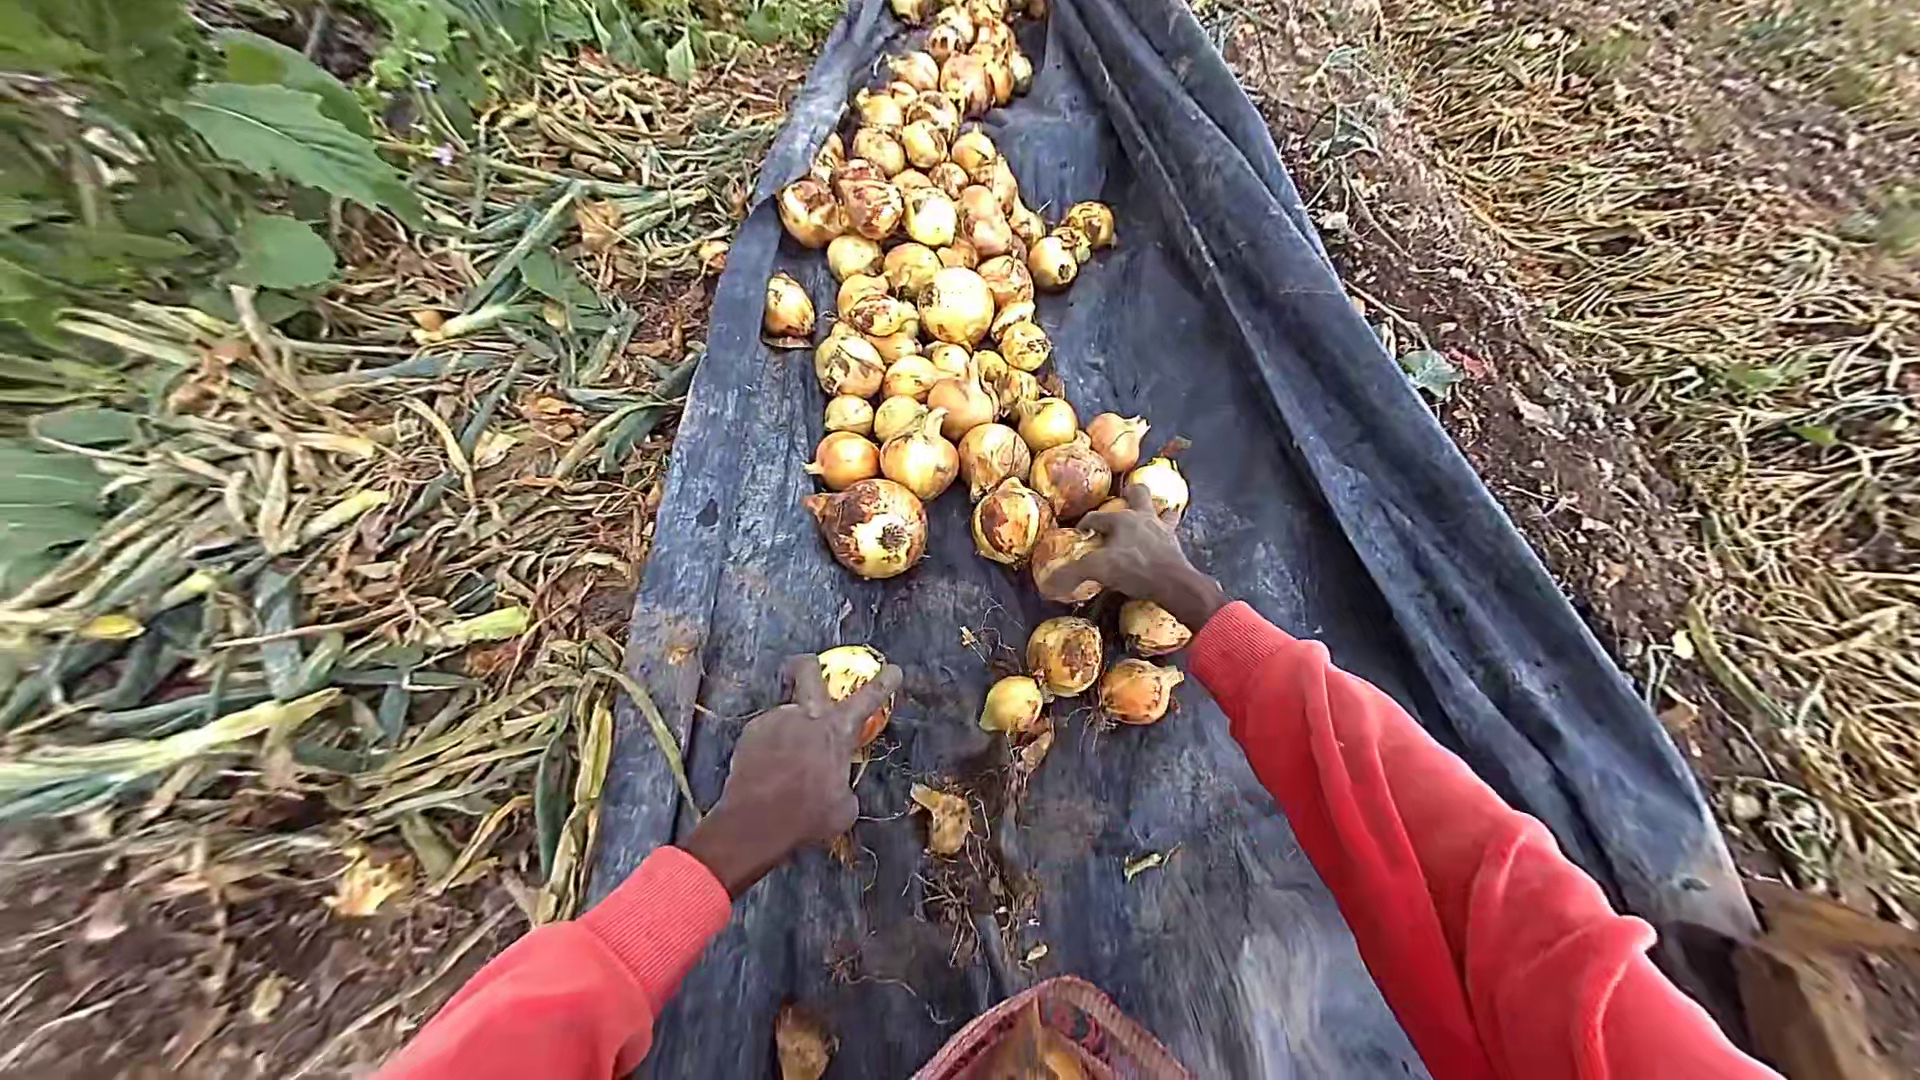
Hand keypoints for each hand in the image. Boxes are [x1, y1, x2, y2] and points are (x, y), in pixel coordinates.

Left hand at [681, 654, 901, 897]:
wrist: (754, 823)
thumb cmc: (806, 816)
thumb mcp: (843, 808)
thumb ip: (845, 784)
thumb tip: (839, 785)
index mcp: (838, 730)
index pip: (869, 697)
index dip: (885, 682)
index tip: (892, 670)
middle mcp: (807, 715)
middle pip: (808, 669)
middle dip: (809, 663)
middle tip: (810, 666)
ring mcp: (776, 720)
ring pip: (787, 712)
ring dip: (790, 727)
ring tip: (786, 758)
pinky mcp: (751, 732)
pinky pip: (767, 732)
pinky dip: (771, 745)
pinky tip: (769, 768)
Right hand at [1053, 485, 1228, 630]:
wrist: (1173, 583)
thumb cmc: (1134, 569)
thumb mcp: (1098, 570)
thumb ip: (1073, 573)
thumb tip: (1048, 583)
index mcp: (1122, 519)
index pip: (1096, 517)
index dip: (1085, 524)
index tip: (1080, 534)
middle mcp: (1144, 518)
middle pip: (1139, 494)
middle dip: (1132, 492)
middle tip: (1126, 494)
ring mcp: (1163, 530)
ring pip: (1162, 510)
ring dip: (1158, 510)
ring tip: (1155, 511)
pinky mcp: (1176, 545)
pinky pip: (1172, 533)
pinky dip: (1168, 534)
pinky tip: (1166, 539)